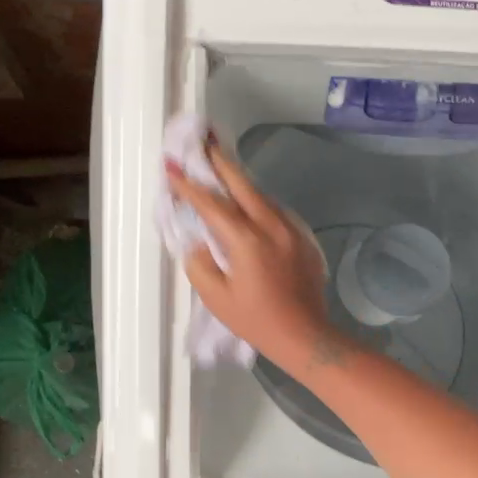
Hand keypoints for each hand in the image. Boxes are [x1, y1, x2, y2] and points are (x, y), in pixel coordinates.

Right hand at [166, 138, 334, 364]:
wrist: (306, 335)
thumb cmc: (257, 320)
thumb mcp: (216, 298)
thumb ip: (200, 264)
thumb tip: (197, 241)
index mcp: (246, 240)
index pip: (212, 203)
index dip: (189, 184)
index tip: (172, 165)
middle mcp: (272, 226)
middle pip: (243, 184)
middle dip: (221, 162)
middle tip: (205, 142)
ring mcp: (292, 230)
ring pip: (262, 196)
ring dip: (241, 181)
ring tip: (223, 169)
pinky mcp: (304, 239)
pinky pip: (277, 212)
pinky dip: (259, 203)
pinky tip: (250, 204)